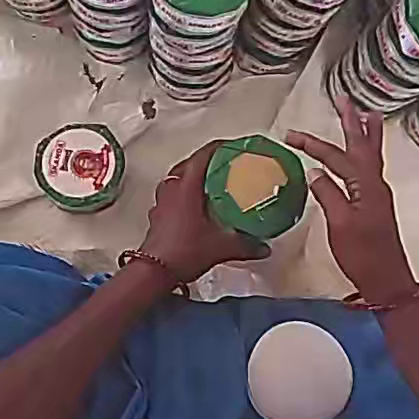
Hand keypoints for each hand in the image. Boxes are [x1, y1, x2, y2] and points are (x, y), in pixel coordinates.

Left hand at [138, 140, 270, 281]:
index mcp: (187, 187)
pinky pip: (172, 194)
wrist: (154, 272)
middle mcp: (171, 189)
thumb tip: (264, 246)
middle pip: (190, 163)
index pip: (203, 155)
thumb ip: (246, 245)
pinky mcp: (158, 215)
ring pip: (178, 178)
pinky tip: (195, 205)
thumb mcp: (221, 247)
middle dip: (208, 160)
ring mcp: (162, 201)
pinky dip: (184, 193)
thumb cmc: (183, 252)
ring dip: (193, 175)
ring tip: (212, 182)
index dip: (220, 146)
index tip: (235, 146)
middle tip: (227, 163)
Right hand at [287, 98, 418, 303]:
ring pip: (371, 155)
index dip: (313, 145)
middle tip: (344, 100)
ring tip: (366, 113)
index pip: (336, 157)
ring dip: (366, 133)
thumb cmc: (362, 254)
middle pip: (362, 146)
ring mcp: (378, 193)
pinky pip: (371, 168)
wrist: (387, 279)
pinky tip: (362, 154)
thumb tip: (315, 172)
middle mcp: (375, 183)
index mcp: (365, 185)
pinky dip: (367, 153)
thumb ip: (328, 194)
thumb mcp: (340, 223)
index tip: (290, 136)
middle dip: (351, 122)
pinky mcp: (376, 203)